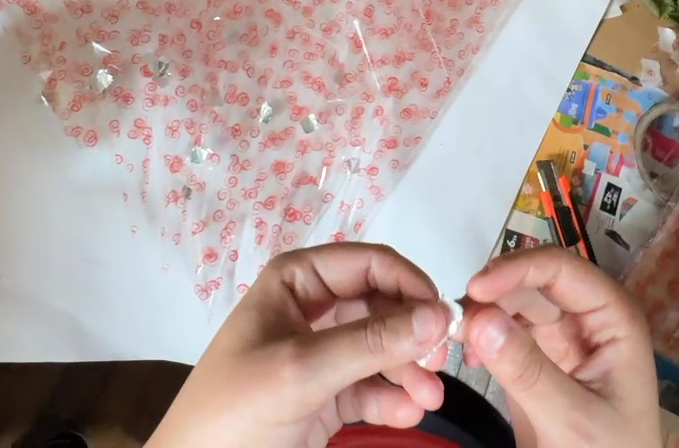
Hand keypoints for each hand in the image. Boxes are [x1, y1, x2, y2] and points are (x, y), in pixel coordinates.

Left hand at [147, 243, 452, 447]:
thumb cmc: (235, 414)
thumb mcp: (302, 372)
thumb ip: (372, 342)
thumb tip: (440, 315)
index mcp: (298, 280)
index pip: (370, 264)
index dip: (410, 284)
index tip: (443, 317)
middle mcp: (313, 309)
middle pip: (381, 305)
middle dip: (411, 334)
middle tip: (439, 362)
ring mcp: (319, 354)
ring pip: (381, 347)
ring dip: (409, 369)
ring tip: (429, 398)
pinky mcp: (324, 398)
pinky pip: (370, 386)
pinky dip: (392, 398)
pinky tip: (408, 413)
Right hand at [462, 247, 660, 447]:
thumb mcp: (573, 420)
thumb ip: (528, 371)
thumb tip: (479, 318)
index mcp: (612, 315)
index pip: (562, 269)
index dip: (518, 269)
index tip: (476, 288)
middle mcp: (587, 314)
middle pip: (533, 281)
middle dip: (493, 293)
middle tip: (454, 319)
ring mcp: (562, 334)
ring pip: (514, 301)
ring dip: (483, 313)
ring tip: (454, 339)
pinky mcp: (539, 356)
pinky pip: (506, 329)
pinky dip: (483, 336)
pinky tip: (470, 358)